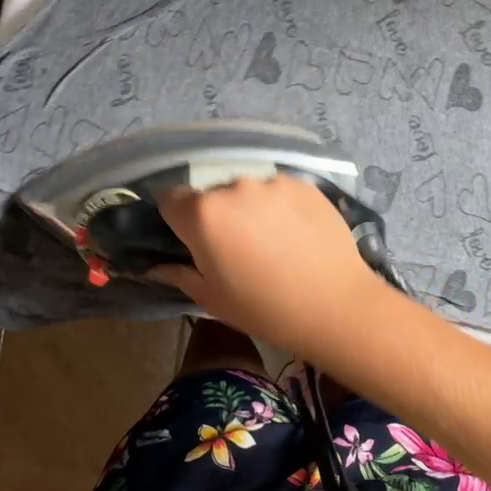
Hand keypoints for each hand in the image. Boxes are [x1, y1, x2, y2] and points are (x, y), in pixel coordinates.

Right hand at [148, 177, 393, 360]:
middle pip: (210, 193)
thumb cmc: (265, 309)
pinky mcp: (300, 182)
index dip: (176, 219)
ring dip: (247, 208)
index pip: (170, 198)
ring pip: (245, 190)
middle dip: (215, 214)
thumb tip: (153, 265)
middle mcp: (232, 186)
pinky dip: (277, 206)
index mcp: (203, 214)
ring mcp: (269, 181)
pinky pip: (276, 189)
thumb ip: (178, 273)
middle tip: (233, 247)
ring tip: (269, 241)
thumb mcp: (212, 299)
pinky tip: (293, 234)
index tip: (190, 240)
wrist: (337, 306)